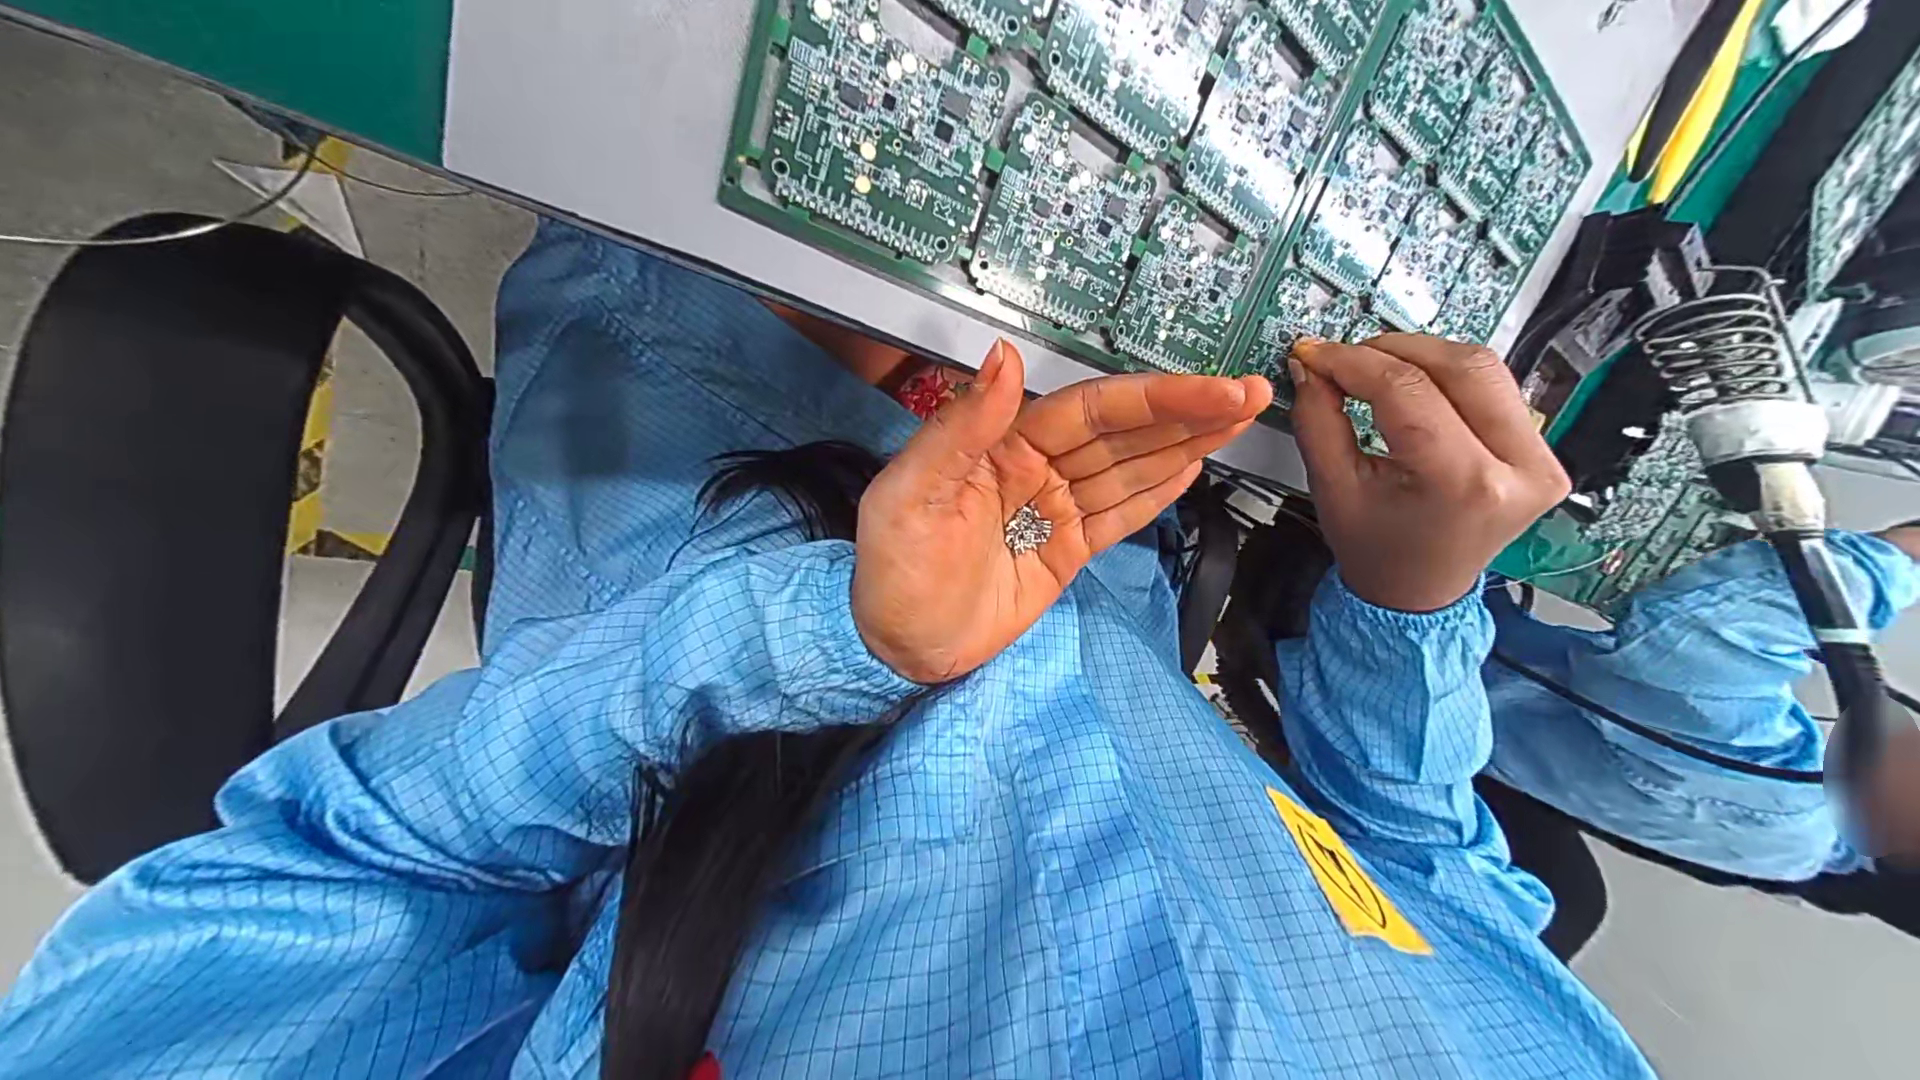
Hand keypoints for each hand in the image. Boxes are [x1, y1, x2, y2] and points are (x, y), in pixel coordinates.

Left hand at [853, 340, 1272, 682]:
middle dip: (1184, 414)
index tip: (1210, 389)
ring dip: (1181, 446)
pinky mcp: (1065, 552)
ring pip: (1127, 471)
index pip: (1088, 410)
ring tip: (1236, 422)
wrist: (899, 648)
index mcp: (1000, 447)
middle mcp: (1033, 470)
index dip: (1151, 398)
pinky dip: (1154, 494)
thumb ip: (959, 428)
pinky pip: (1116, 516)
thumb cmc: (893, 574)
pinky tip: (1189, 467)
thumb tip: (1005, 357)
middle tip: (1248, 396)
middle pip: (1120, 434)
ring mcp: (1053, 512)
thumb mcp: (910, 495)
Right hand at [1289, 334, 1569, 611]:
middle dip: (1392, 350)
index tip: (1317, 355)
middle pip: (1461, 366)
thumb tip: (1312, 370)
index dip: (1353, 363)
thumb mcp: (1331, 487)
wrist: (1415, 588)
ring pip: (1484, 368)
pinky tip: (1408, 385)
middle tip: (1344, 357)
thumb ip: (1319, 420)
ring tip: (1372, 368)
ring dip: (1421, 356)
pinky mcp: (1542, 451)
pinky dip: (1444, 376)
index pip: (1408, 391)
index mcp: (1463, 484)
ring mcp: (1541, 458)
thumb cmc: (1375, 550)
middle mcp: (1519, 467)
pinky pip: (1494, 388)